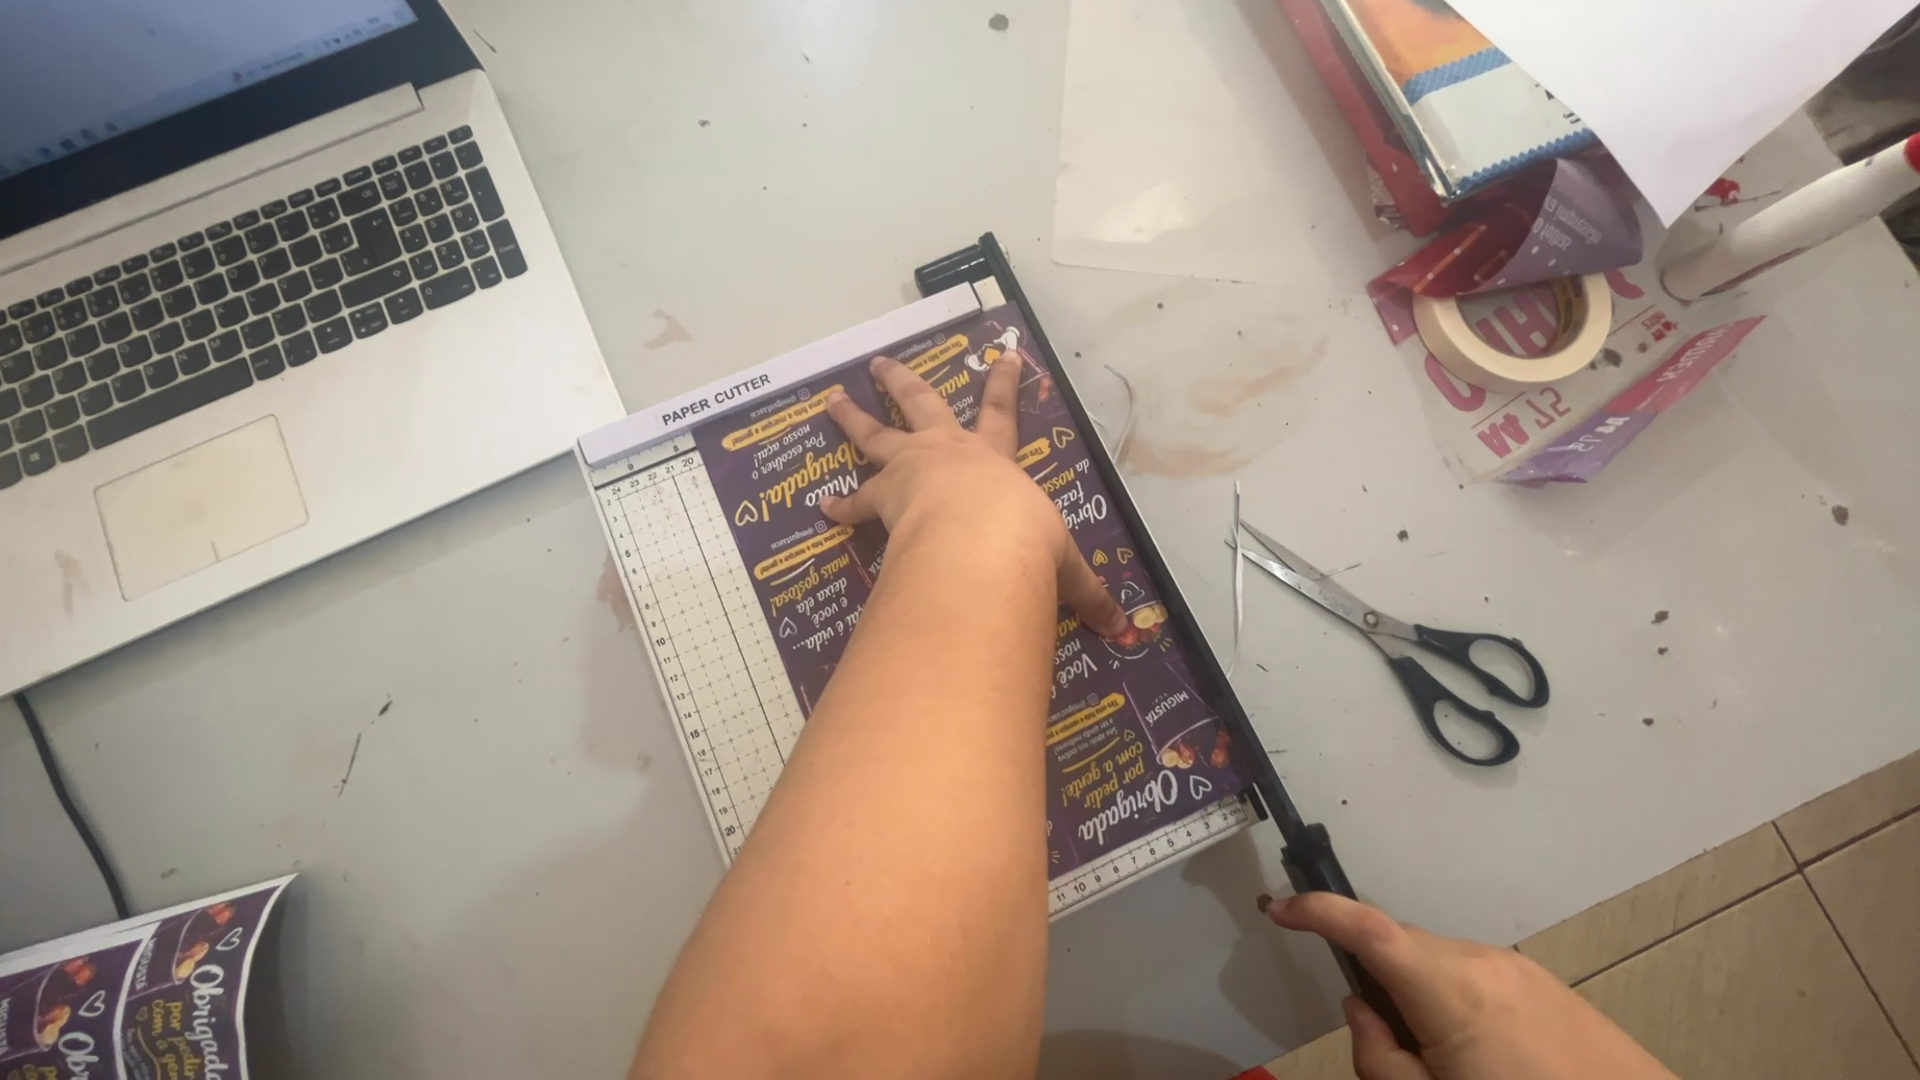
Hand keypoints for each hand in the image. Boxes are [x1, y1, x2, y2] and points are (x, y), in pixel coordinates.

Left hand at [822, 352, 1128, 638]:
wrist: (980, 539)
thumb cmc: (1023, 539)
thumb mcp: (1061, 565)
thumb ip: (1085, 596)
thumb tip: (1123, 630)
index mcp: (994, 459)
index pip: (1002, 412)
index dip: (1004, 383)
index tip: (1004, 354)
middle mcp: (950, 452)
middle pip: (921, 404)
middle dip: (902, 382)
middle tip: (877, 362)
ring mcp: (913, 468)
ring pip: (877, 434)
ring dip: (854, 417)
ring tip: (832, 399)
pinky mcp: (886, 496)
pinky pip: (857, 499)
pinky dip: (840, 505)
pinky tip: (822, 507)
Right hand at [1265, 892, 1676, 1079]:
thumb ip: (1378, 1055)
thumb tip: (1362, 1008)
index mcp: (1448, 991)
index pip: (1364, 927)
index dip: (1314, 910)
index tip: (1277, 909)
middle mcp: (1479, 961)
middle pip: (1397, 945)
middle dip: (1374, 974)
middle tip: (1388, 1039)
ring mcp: (1518, 970)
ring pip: (1434, 961)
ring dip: (1418, 991)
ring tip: (1447, 1059)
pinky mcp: (1548, 986)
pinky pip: (1474, 974)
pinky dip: (1455, 998)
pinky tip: (1488, 1057)